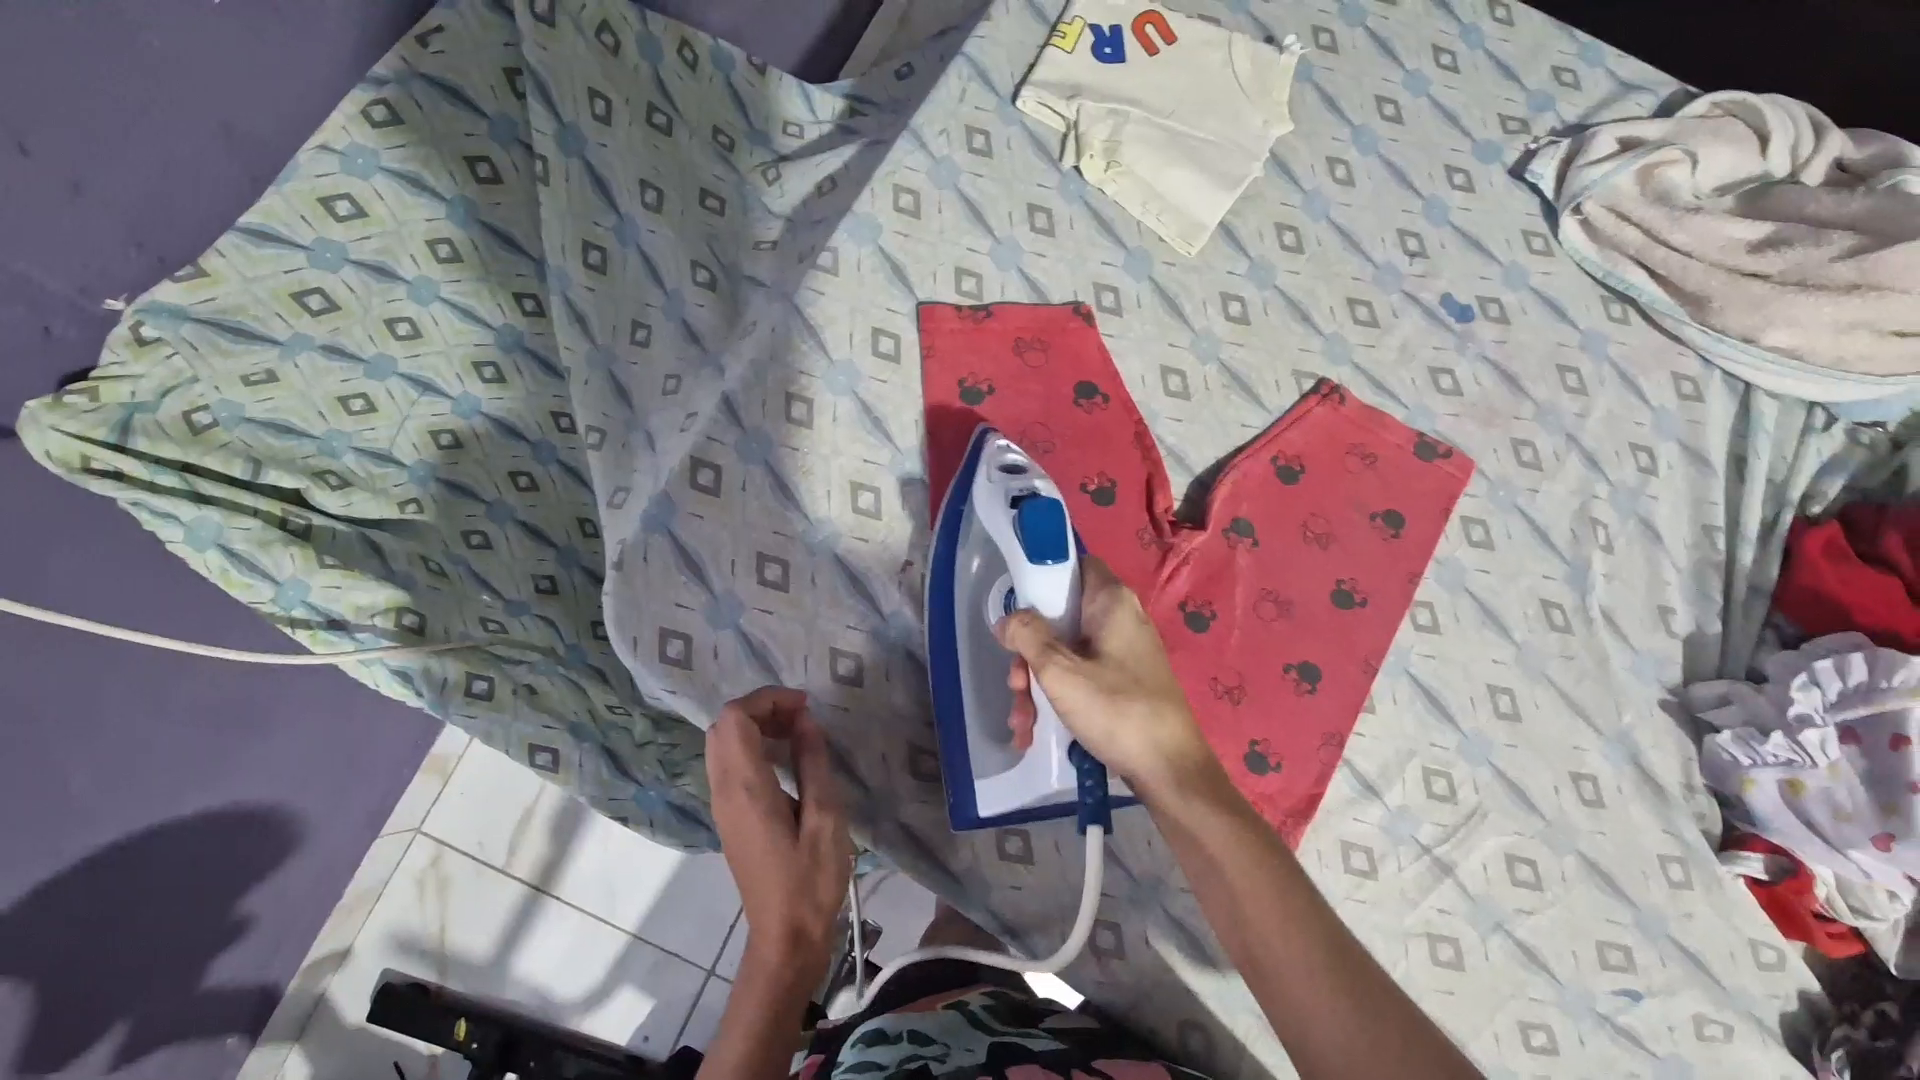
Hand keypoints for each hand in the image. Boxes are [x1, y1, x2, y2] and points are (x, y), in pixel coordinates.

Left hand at [706, 686, 851, 971]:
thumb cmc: (811, 880)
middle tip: (802, 717)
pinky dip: (753, 748)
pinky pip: (729, 766)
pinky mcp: (729, 819)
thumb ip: (813, 764)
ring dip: (756, 727)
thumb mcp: (827, 817)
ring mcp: (722, 806)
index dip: (767, 699)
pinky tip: (787, 761)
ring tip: (798, 733)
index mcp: (745, 788)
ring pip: (723, 745)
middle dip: (761, 709)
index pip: (735, 718)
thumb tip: (805, 723)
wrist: (785, 936)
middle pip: (723, 727)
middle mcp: (724, 791)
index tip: (805, 707)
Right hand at [997, 557, 1222, 798]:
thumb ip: (1028, 637)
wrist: (1170, 770)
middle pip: (1060, 617)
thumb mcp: (1061, 672)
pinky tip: (1036, 732)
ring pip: (1065, 653)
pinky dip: (1057, 699)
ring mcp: (1122, 653)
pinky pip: (1080, 677)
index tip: (1016, 607)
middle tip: (1016, 684)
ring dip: (1037, 685)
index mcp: (1111, 602)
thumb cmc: (1117, 711)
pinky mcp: (1122, 683)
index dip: (1041, 577)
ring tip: (1024, 723)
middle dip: (1029, 653)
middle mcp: (1119, 619)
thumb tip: (1008, 619)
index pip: (1074, 563)